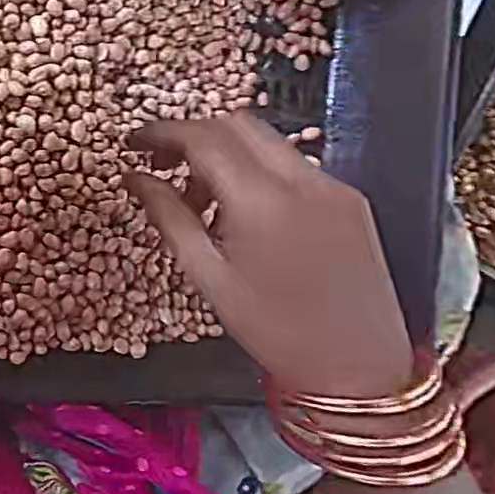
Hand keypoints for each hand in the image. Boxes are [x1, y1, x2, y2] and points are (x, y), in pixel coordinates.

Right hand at [125, 113, 413, 396]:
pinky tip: (239, 207)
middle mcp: (303, 182)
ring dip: (223, 152)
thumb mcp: (209, 277)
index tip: (135, 142)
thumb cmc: (276, 331)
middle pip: (234, 124)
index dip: (162, 132)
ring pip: (263, 140)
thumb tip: (134, 178)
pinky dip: (254, 169)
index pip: (203, 138)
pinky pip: (290, 163)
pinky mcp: (348, 198)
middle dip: (191, 135)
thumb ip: (168, 217)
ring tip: (197, 196)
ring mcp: (331, 186)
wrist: (360, 369)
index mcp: (262, 203)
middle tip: (161, 163)